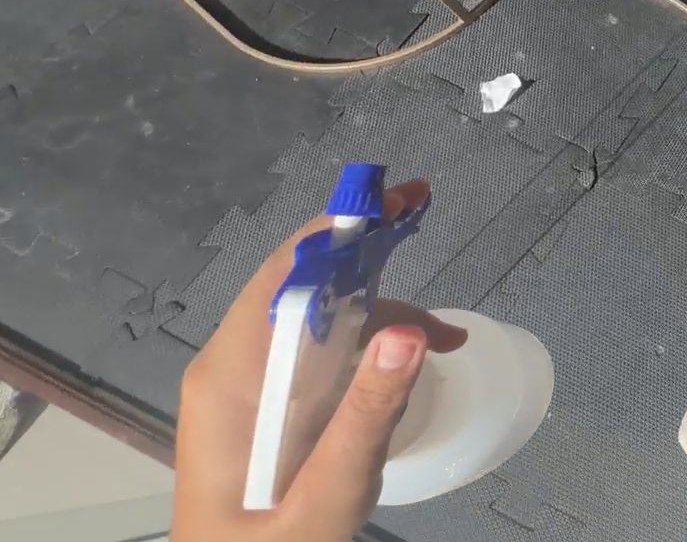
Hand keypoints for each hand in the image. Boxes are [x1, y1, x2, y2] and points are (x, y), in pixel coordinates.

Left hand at [172, 179, 467, 541]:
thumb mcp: (330, 490)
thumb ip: (367, 414)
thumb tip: (408, 332)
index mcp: (235, 375)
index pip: (284, 275)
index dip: (339, 229)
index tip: (394, 199)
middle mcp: (236, 364)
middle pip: (306, 281)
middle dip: (366, 245)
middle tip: (420, 210)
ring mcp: (253, 379)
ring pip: (325, 313)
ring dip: (387, 309)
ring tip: (448, 337)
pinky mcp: (274, 395)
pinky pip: (328, 342)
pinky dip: (378, 337)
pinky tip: (420, 356)